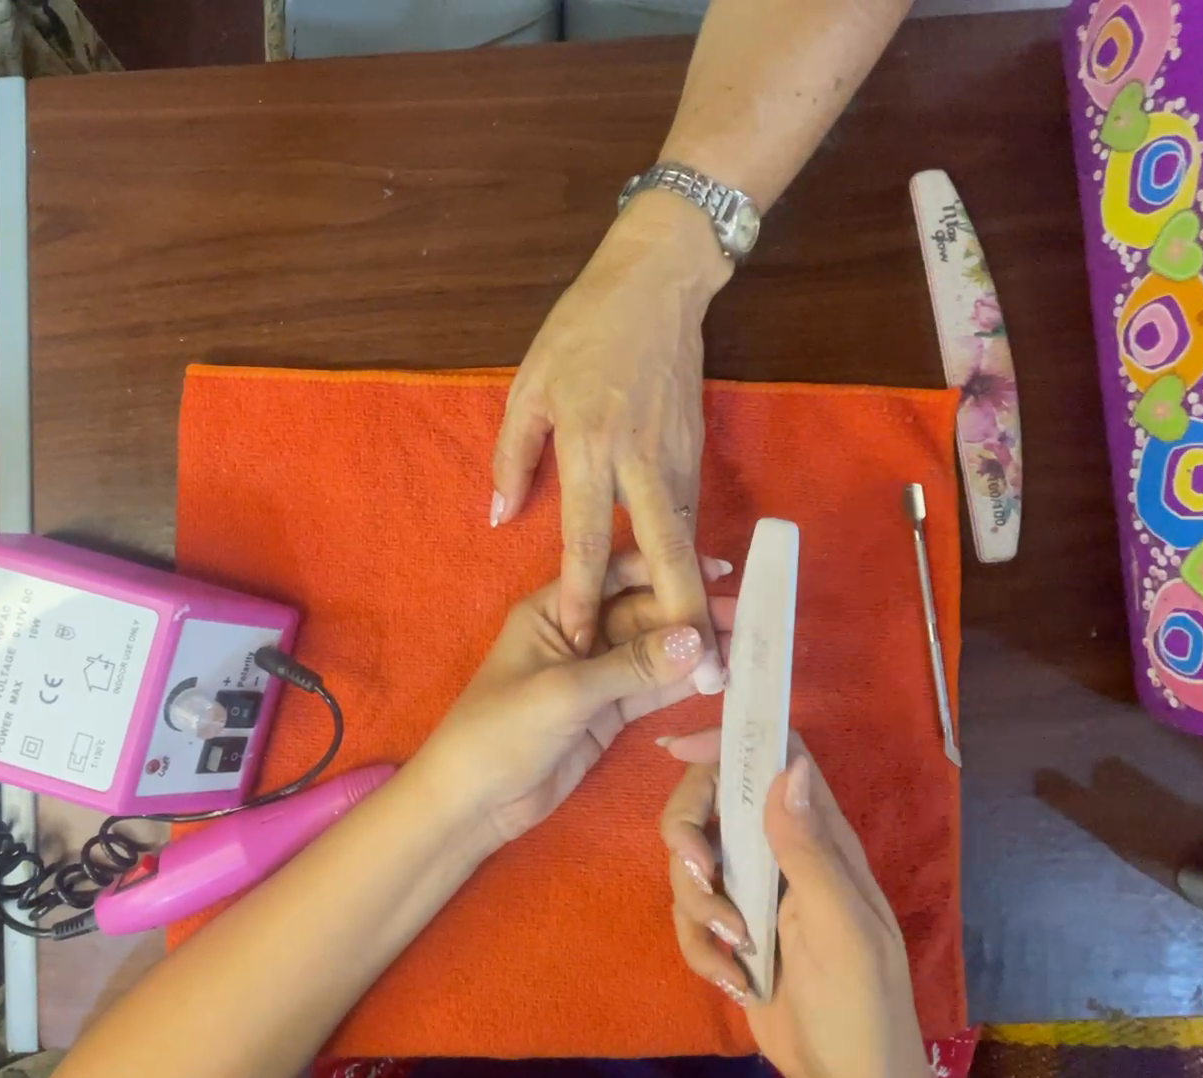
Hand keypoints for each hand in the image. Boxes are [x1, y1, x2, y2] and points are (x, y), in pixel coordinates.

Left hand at [413, 553, 736, 848]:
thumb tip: (697, 637)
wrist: (472, 801)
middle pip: (641, 613)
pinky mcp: (605, 711)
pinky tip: (718, 677)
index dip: (663, 568)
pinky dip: (680, 682)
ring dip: (693, 649)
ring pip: (651, 652)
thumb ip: (630, 666)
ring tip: (746, 645)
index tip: (717, 569)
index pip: (614, 574)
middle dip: (689, 613)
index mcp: (552, 609)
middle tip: (746, 618)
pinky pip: (649, 688)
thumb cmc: (499, 732)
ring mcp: (593, 673)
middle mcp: (576, 632)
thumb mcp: (564, 693)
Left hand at [492, 194, 731, 691]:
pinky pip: (689, 508)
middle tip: (700, 668)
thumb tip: (498, 516)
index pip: (585, 538)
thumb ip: (512, 457)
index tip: (582, 645)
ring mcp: (677, 455)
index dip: (583, 595)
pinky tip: (687, 582)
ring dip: (694, 590)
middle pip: (664, 551)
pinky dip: (689, 549)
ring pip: (685, 534)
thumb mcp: (529, 389)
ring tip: (704, 644)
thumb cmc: (580, 335)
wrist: (655, 285)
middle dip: (680, 612)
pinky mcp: (698, 448)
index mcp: (588, 449)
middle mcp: (638, 462)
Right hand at [658, 733, 925, 1077]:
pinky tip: (732, 978)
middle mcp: (778, 850)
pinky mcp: (728, 925)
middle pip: (710, 800)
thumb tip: (789, 766)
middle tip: (699, 871)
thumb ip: (811, 850)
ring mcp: (750, 887)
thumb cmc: (861, 1007)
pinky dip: (699, 943)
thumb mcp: (842, 930)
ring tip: (735, 949)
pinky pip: (687, 910)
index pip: (772, 759)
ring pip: (690, 857)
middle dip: (689, 832)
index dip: (727, 741)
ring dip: (699, 903)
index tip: (678, 750)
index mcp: (818, 837)